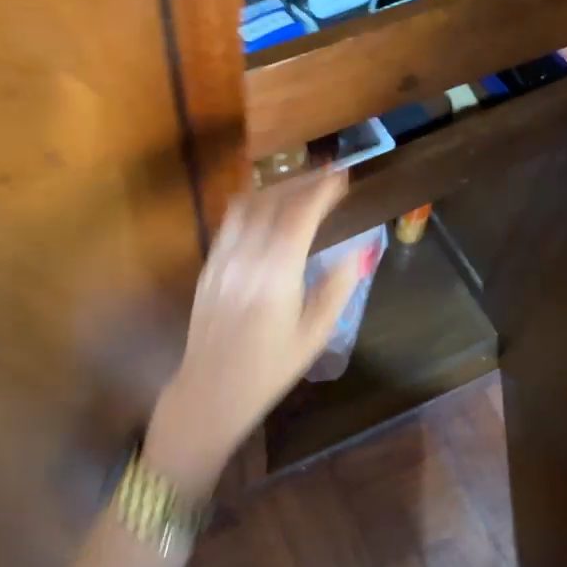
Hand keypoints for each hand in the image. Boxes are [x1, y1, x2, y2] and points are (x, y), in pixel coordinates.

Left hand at [143, 172, 366, 494]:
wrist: (212, 391)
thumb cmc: (269, 370)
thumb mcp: (314, 336)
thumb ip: (336, 289)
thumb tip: (358, 252)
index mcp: (276, 275)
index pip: (300, 214)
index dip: (322, 189)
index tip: (342, 176)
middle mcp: (245, 259)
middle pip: (272, 201)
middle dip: (301, 182)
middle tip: (325, 176)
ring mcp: (221, 260)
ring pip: (246, 206)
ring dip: (274, 190)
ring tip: (298, 188)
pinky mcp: (208, 267)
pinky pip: (229, 224)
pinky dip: (252, 207)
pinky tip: (266, 213)